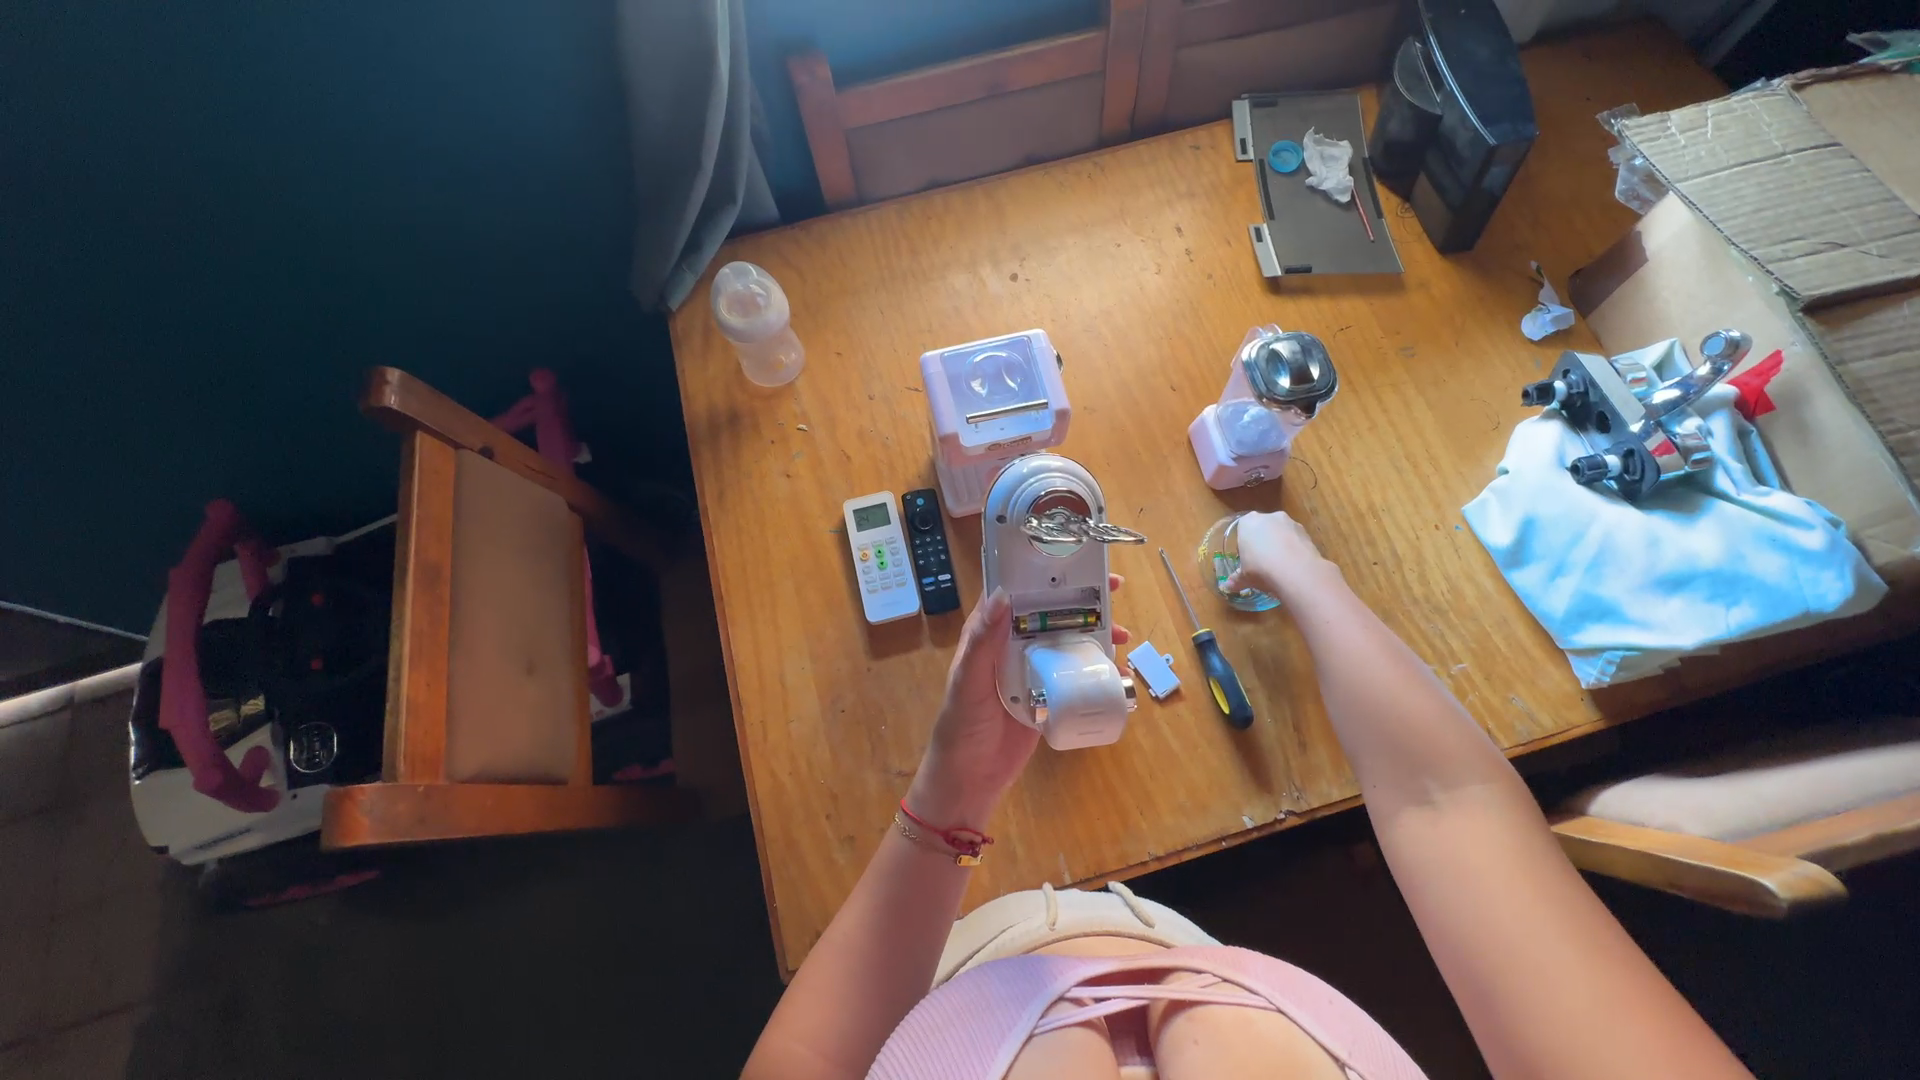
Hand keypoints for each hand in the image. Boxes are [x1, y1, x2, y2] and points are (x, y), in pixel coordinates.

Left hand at [907, 575, 1128, 827]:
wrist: (970, 778)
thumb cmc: (962, 725)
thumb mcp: (968, 680)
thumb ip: (984, 640)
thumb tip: (1005, 594)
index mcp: (988, 634)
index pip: (1015, 592)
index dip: (1042, 571)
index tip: (1074, 558)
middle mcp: (1011, 645)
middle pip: (1050, 612)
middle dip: (1081, 598)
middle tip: (1115, 590)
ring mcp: (1032, 670)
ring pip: (1067, 640)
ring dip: (1095, 632)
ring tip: (1123, 634)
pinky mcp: (1047, 695)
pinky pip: (1074, 674)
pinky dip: (1096, 668)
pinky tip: (1119, 669)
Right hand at [1223, 511, 1342, 605]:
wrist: (1295, 571)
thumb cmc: (1260, 568)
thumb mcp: (1244, 577)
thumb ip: (1236, 579)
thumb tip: (1226, 587)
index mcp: (1248, 522)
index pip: (1243, 528)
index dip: (1245, 543)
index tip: (1247, 557)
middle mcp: (1268, 517)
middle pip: (1263, 527)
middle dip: (1263, 540)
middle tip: (1262, 561)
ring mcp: (1289, 522)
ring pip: (1281, 532)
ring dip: (1280, 543)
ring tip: (1280, 565)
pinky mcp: (1306, 531)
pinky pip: (1295, 539)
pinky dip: (1294, 548)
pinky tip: (1293, 565)